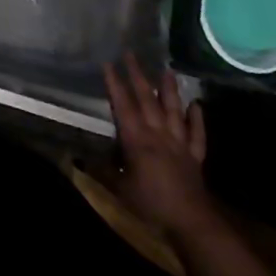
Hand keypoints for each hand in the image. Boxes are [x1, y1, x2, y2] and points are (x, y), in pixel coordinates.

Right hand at [104, 55, 222, 239]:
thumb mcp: (118, 190)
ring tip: (168, 70)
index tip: (108, 63)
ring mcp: (179, 144)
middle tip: (131, 54)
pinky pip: (196, 133)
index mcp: (137, 140)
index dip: (114, 84)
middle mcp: (159, 135)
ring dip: (170, 90)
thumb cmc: (150, 205)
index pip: (123, 106)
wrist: (190, 221)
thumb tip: (79, 159)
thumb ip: (101, 172)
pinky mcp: (195, 156)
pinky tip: (196, 104)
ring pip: (174, 110)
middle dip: (138, 76)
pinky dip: (196, 118)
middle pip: (147, 100)